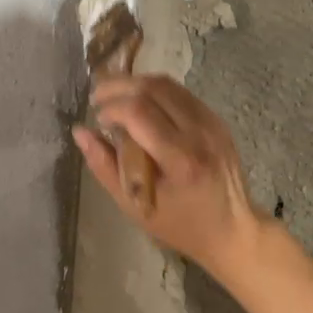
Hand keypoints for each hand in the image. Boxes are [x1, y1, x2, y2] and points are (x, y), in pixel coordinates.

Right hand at [72, 75, 262, 277]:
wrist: (232, 229)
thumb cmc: (179, 224)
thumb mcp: (133, 206)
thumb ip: (104, 166)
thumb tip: (80, 132)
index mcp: (180, 160)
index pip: (139, 112)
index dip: (111, 107)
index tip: (98, 120)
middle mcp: (199, 134)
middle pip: (152, 89)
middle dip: (118, 87)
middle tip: (98, 98)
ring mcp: (212, 123)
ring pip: (167, 84)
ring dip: (135, 84)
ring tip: (115, 96)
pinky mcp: (216, 119)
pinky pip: (180, 92)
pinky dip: (154, 91)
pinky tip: (140, 103)